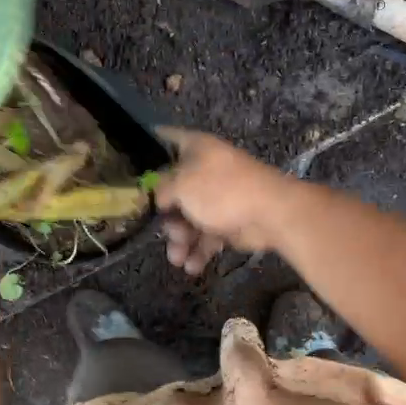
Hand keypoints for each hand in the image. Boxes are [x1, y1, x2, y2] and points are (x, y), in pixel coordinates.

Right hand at [153, 129, 300, 274]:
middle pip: (175, 191)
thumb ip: (161, 190)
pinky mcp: (228, 222)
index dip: (154, 141)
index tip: (135, 155)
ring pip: (189, 219)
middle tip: (165, 231)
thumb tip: (160, 199)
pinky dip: (199, 251)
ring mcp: (218, 198)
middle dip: (167, 217)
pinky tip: (192, 266)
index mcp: (196, 149)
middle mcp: (205, 171)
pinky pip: (207, 236)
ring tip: (177, 259)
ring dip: (181, 240)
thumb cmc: (221, 190)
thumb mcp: (181, 184)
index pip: (170, 137)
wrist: (270, 213)